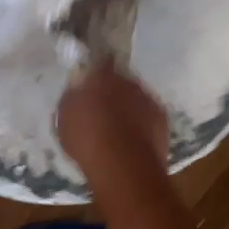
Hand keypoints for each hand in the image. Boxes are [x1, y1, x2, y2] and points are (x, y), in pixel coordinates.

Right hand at [56, 60, 169, 176]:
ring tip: (119, 130)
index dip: (96, 71)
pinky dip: (143, 123)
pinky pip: (149, 116)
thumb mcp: (65, 118)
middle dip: (114, 92)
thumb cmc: (87, 141)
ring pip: (137, 98)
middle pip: (121, 81)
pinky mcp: (163, 119)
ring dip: (130, 108)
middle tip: (103, 110)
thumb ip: (72, 97)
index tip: (91, 80)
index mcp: (102, 76)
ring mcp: (149, 99)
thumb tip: (78, 88)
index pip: (99, 62)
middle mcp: (129, 81)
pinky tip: (134, 140)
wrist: (123, 167)